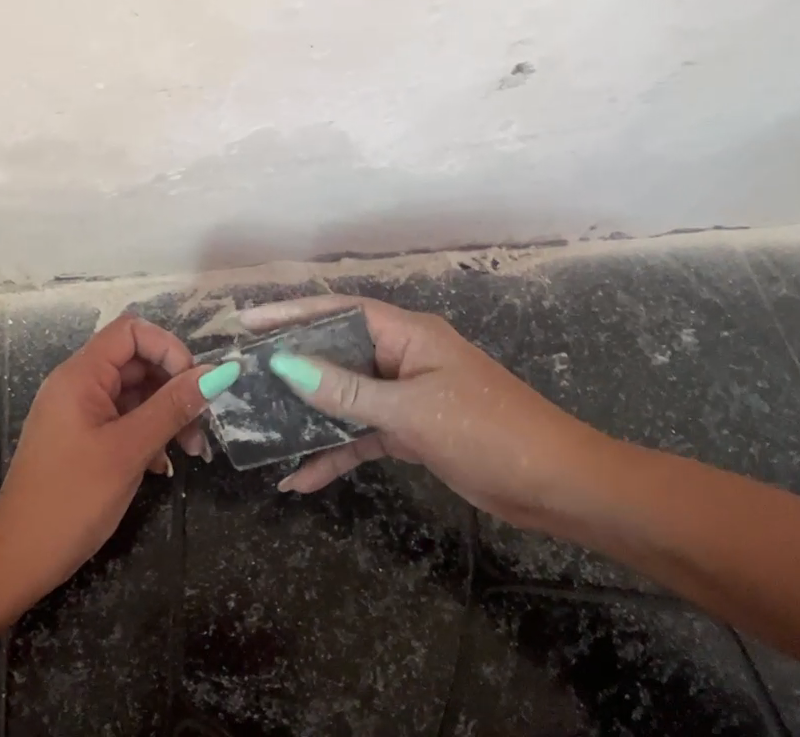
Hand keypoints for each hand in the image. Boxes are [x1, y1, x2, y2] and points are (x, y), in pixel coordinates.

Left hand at [0, 314, 219, 595]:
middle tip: (200, 429)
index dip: (168, 349)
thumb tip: (219, 372)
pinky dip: (148, 434)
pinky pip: (123, 420)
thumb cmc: (72, 499)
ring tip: (189, 453)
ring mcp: (78, 412)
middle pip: (137, 362)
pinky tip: (162, 467)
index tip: (194, 386)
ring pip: (134, 393)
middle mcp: (77, 384)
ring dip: (166, 415)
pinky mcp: (81, 439)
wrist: (19, 557)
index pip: (132, 331)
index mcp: (80, 375)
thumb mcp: (130, 450)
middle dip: (174, 388)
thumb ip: (173, 407)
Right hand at [241, 295, 607, 529]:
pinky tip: (302, 480)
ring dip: (308, 419)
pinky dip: (335, 454)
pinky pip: (362, 435)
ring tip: (261, 431)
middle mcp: (403, 356)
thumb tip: (285, 366)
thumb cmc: (487, 432)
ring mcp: (406, 395)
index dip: (291, 314)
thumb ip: (345, 391)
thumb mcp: (410, 410)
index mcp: (408, 334)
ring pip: (344, 398)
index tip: (248, 323)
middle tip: (243, 379)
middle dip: (291, 368)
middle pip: (335, 353)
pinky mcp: (411, 431)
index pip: (338, 312)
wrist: (556, 486)